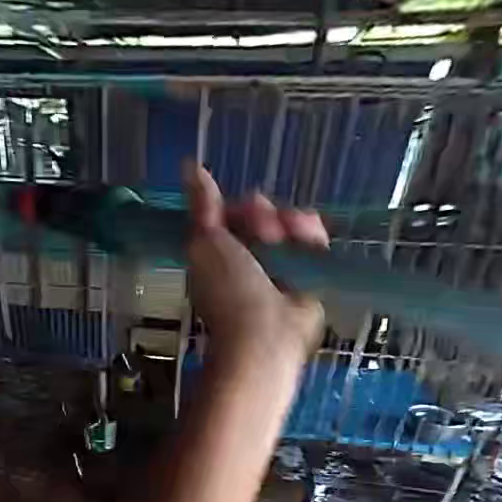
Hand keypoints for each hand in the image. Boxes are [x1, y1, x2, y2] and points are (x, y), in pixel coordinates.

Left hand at [182, 162, 327, 372]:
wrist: (265, 334)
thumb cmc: (229, 294)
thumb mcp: (205, 243)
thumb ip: (202, 208)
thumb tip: (190, 166)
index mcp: (217, 257)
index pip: (230, 217)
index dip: (237, 208)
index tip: (243, 209)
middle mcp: (247, 262)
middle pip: (260, 218)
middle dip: (264, 214)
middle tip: (265, 226)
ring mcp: (278, 269)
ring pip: (287, 226)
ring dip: (289, 221)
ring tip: (287, 234)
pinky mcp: (307, 276)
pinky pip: (310, 242)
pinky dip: (310, 234)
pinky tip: (308, 233)